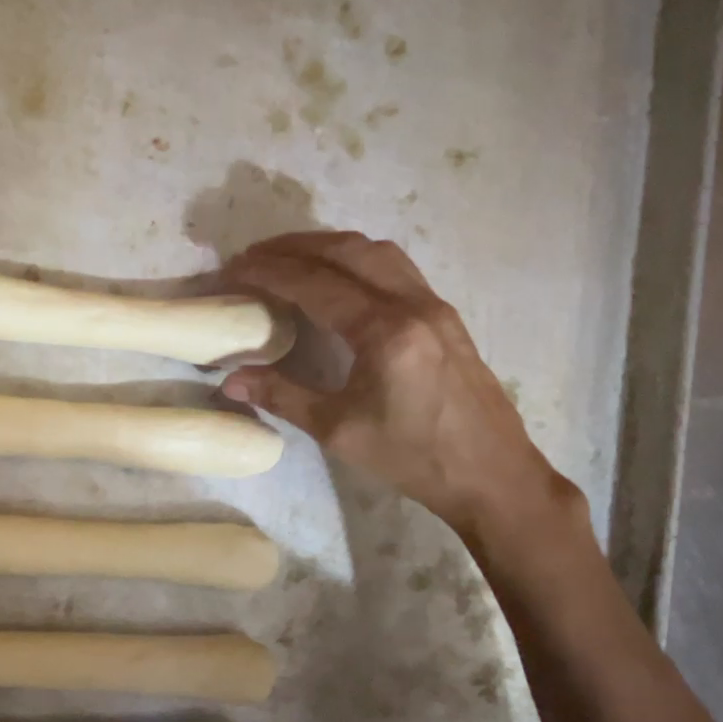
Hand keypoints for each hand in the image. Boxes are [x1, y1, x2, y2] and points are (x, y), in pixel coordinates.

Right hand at [219, 231, 576, 537]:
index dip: (269, 271)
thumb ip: (283, 396)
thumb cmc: (414, 458)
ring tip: (291, 257)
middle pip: (348, 251)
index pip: (316, 284)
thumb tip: (229, 380)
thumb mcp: (339, 431)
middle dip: (296, 246)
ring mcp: (434, 307)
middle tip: (254, 254)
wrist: (493, 475)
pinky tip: (339, 279)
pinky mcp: (445, 317)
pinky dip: (358, 260)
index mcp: (385, 332)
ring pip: (378, 252)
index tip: (233, 267)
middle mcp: (413, 305)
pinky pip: (396, 268)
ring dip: (330, 246)